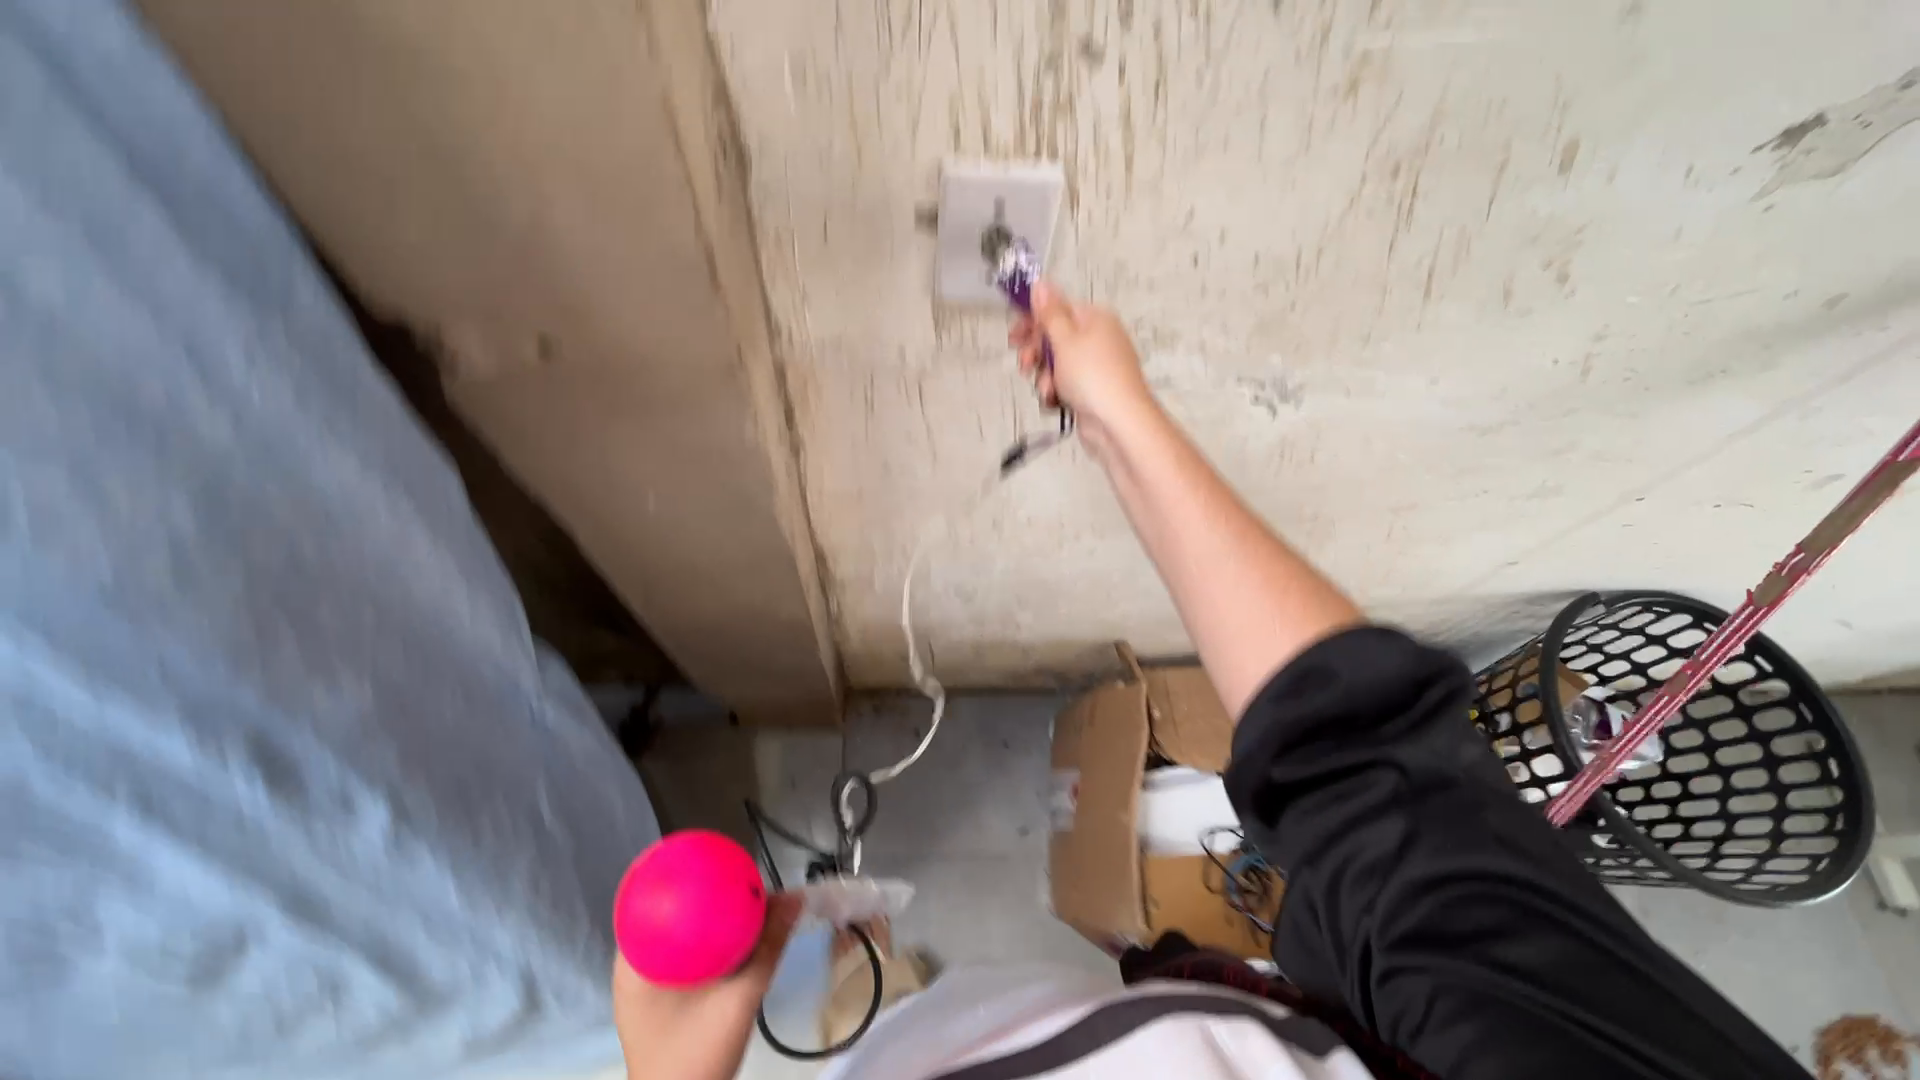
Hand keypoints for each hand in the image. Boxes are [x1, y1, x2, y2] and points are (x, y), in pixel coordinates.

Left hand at [612, 892, 800, 1079]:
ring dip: (710, 921)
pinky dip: (707, 945)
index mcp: (633, 962)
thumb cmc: (697, 1058)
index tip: (725, 862)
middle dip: (708, 896)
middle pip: (669, 914)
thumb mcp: (739, 998)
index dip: (689, 875)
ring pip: (677, 937)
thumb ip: (768, 946)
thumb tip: (795, 896)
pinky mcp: (657, 1004)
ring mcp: (641, 989)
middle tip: (746, 884)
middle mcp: (630, 968)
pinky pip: (681, 958)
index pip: (654, 897)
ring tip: (746, 903)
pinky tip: (734, 940)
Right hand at [1009, 282, 1156, 454]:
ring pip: (1054, 364)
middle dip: (1036, 352)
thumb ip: (1049, 312)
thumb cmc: (1093, 377)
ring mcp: (1093, 366)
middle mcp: (1095, 339)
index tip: (1014, 336)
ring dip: (1044, 377)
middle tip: (1026, 364)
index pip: (1056, 309)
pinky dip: (1055, 392)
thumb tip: (1041, 283)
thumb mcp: (1065, 339)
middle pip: (1053, 337)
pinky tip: (1055, 401)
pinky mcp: (1088, 390)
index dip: (1032, 321)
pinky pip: (1062, 385)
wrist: (1118, 423)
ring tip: (1047, 388)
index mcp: (1093, 318)